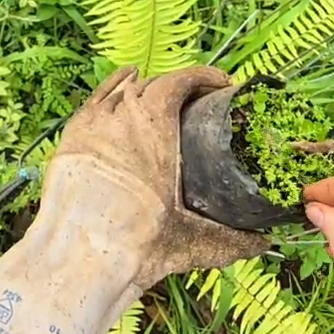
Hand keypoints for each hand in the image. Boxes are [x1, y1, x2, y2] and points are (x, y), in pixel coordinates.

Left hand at [41, 66, 266, 287]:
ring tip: (166, 95)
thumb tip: (261, 243)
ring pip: (124, 91)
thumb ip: (232, 241)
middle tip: (199, 101)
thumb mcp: (191, 241)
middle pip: (153, 84)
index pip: (180, 82)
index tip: (222, 83)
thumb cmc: (135, 245)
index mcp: (153, 126)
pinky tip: (125, 80)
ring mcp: (92, 124)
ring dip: (148, 87)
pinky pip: (96, 99)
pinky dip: (113, 86)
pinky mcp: (71, 137)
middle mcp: (121, 115)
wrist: (78, 257)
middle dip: (179, 86)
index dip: (204, 77)